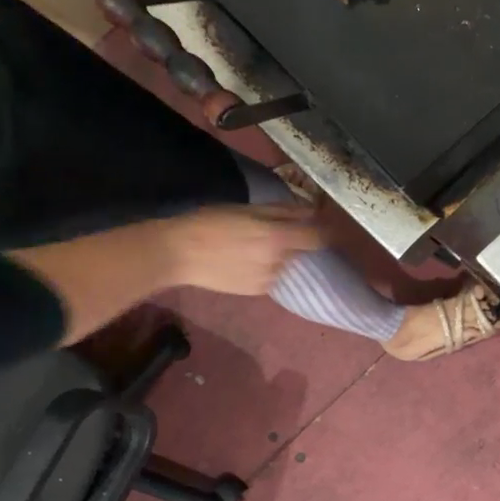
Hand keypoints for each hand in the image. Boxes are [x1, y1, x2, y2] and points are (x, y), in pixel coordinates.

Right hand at [165, 204, 324, 295]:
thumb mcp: (246, 209)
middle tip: (270, 234)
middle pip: (301, 251)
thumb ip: (282, 211)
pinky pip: (272, 278)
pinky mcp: (259, 291)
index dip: (322, 231)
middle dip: (293, 243)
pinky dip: (266, 269)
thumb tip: (310, 211)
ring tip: (251, 249)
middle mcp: (280, 261)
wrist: (177, 254)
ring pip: (286, 265)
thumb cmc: (209, 223)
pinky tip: (244, 262)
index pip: (318, 238)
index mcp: (279, 238)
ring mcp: (271, 279)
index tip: (319, 226)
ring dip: (278, 257)